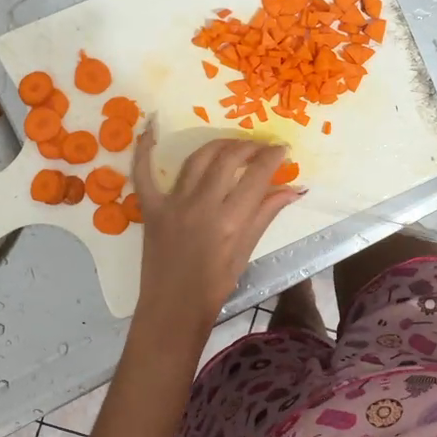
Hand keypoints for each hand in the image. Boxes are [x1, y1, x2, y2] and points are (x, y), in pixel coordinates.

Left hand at [131, 125, 301, 331]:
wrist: (172, 309)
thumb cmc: (214, 286)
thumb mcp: (246, 251)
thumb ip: (266, 214)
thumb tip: (294, 188)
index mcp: (230, 220)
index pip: (257, 174)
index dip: (272, 156)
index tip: (282, 149)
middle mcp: (201, 205)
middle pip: (229, 158)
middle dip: (250, 146)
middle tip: (261, 147)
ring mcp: (173, 203)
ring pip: (198, 158)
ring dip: (220, 145)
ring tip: (234, 145)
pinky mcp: (151, 207)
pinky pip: (143, 172)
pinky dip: (145, 148)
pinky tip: (151, 126)